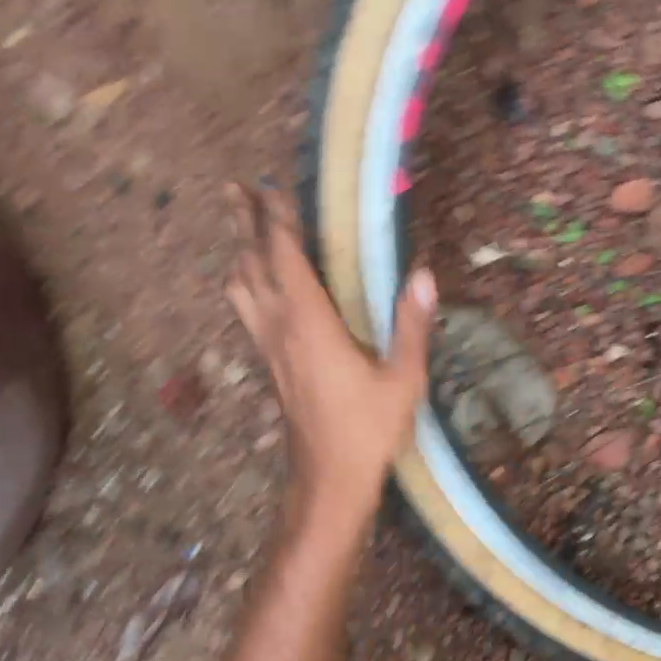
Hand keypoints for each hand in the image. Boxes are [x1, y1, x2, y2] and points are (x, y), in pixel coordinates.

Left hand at [224, 185, 437, 519]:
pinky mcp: (269, 364)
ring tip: (242, 232)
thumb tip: (423, 276)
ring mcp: (268, 346)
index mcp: (309, 322)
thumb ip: (410, 326)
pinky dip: (247, 284)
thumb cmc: (368, 428)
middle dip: (245, 223)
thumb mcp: (403, 380)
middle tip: (236, 189)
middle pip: (250, 261)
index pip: (284, 255)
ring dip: (239, 252)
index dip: (278, 218)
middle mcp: (278, 326)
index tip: (274, 185)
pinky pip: (247, 310)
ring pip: (240, 286)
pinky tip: (256, 289)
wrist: (329, 475)